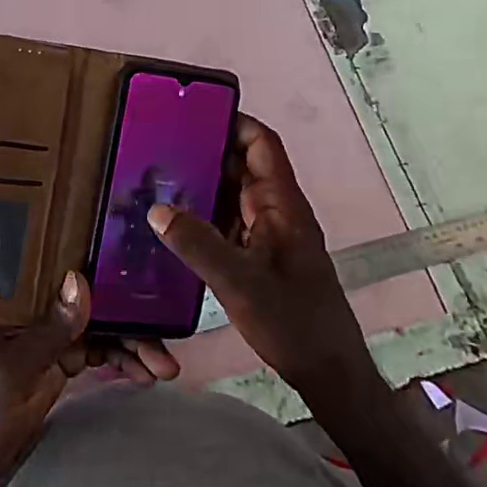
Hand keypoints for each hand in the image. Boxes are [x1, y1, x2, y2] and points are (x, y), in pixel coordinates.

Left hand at [0, 273, 178, 486]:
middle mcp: (41, 313)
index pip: (73, 281)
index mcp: (24, 302)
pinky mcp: (59, 364)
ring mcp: (52, 339)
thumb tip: (80, 280)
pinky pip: (97, 354)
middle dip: (132, 327)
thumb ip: (49, 329)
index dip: (110, 285)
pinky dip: (121, 362)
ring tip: (162, 370)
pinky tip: (142, 374)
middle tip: (165, 355)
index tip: (148, 298)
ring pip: (102, 332)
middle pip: (95, 307)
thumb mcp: (15, 370)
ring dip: (133, 347)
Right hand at [147, 114, 371, 386]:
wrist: (329, 374)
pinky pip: (228, 219)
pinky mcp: (259, 254)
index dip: (234, 121)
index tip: (194, 112)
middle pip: (242, 164)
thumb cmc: (294, 321)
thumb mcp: (241, 282)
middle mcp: (277, 210)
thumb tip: (156, 210)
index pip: (262, 143)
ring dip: (203, 181)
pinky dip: (204, 212)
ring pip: (233, 193)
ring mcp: (269, 232)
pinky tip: (174, 217)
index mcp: (283, 203)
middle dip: (207, 149)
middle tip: (162, 142)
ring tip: (159, 173)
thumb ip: (198, 244)